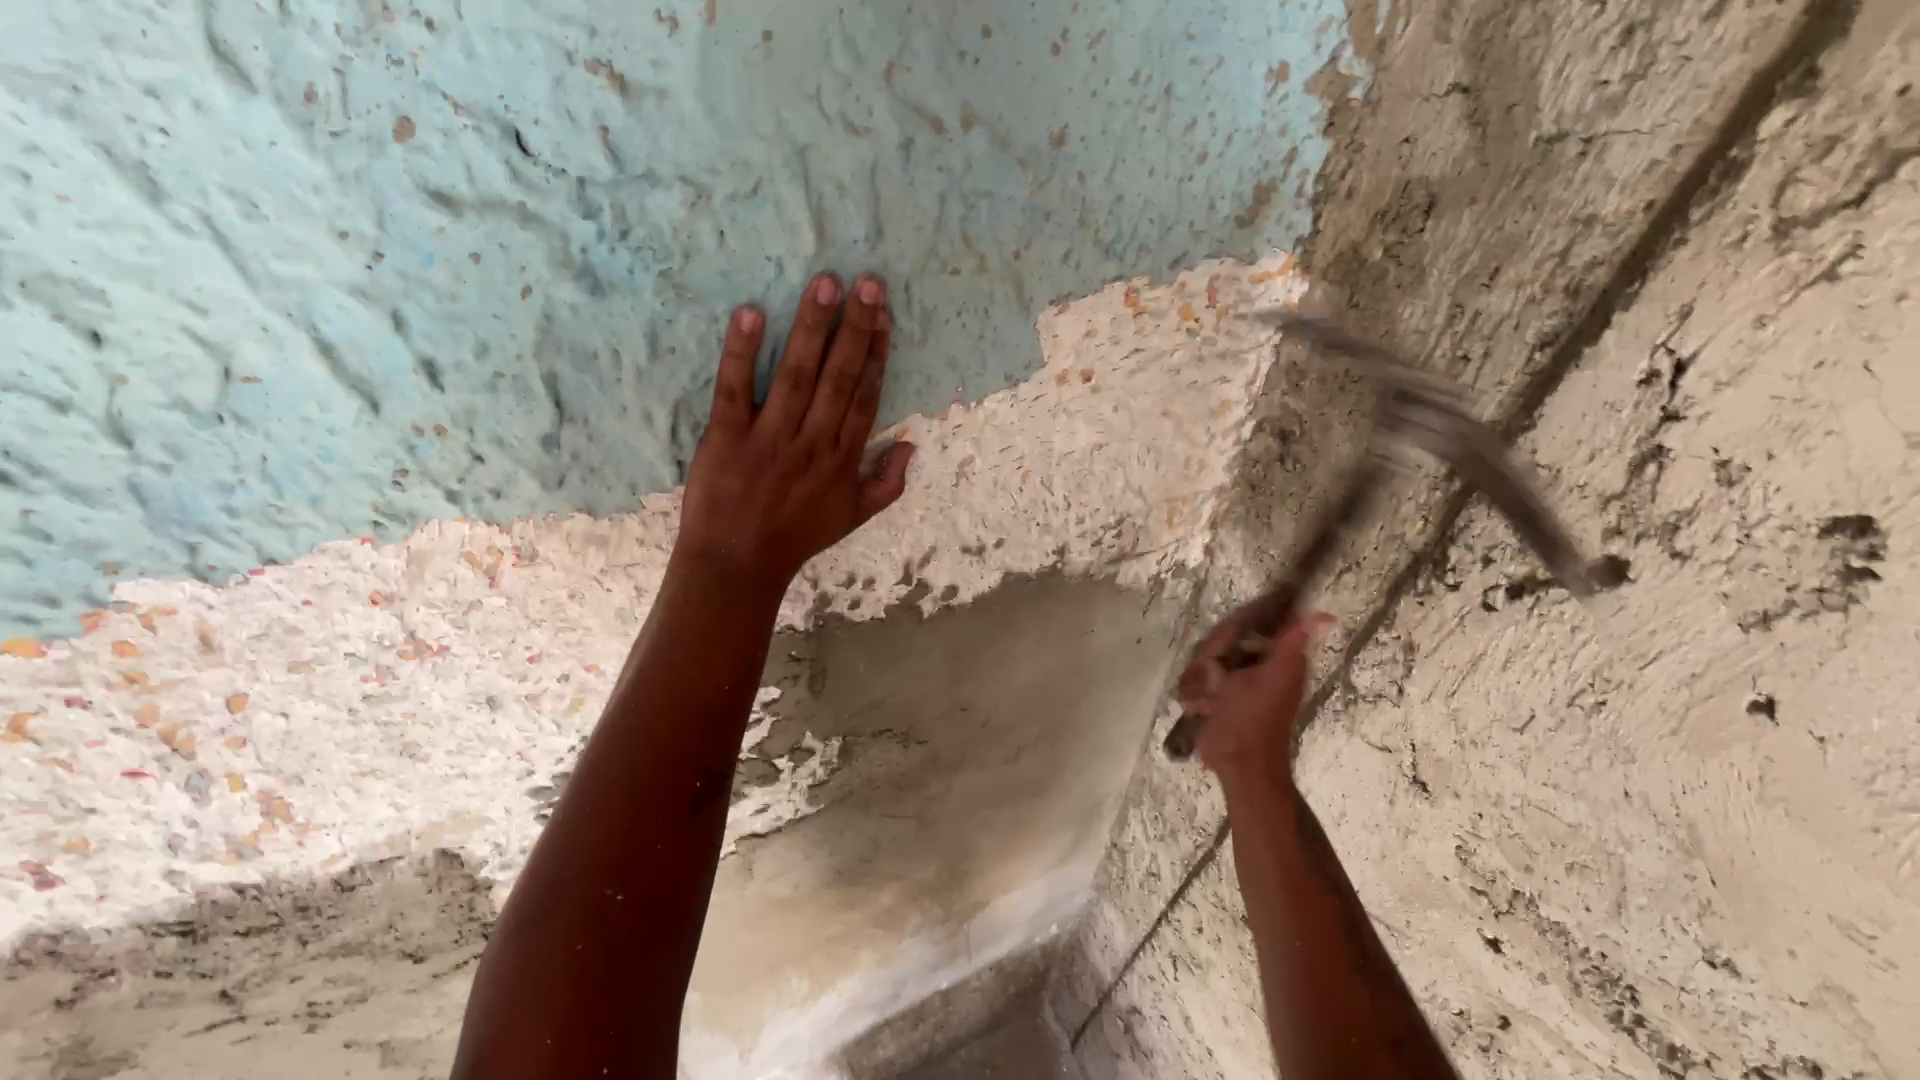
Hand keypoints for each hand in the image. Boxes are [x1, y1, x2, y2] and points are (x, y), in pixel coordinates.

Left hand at [678, 274, 914, 590]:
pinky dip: (743, 353)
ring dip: (811, 329)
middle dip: (854, 328)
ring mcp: (769, 439)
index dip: (876, 353)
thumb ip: (885, 484)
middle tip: (866, 283)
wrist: (736, 565)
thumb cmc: (795, 538)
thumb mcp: (851, 518)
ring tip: (824, 285)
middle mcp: (812, 443)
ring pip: (796, 376)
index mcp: (842, 459)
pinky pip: (736, 390)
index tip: (884, 314)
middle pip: (838, 378)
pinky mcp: (726, 438)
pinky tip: (752, 314)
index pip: (864, 397)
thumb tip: (912, 447)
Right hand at [1176, 598, 1334, 784]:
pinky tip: (1201, 708)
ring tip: (1209, 701)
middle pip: (1216, 638)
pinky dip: (1193, 694)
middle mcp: (1250, 660)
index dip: (1231, 628)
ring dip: (1199, 681)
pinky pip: (1190, 678)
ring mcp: (1227, 676)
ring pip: (1199, 658)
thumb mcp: (1277, 674)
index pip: (1245, 618)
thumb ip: (1294, 642)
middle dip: (1210, 659)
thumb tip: (1329, 616)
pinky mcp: (1209, 692)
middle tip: (1217, 681)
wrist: (1237, 760)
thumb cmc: (1256, 717)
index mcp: (1272, 653)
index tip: (1225, 649)